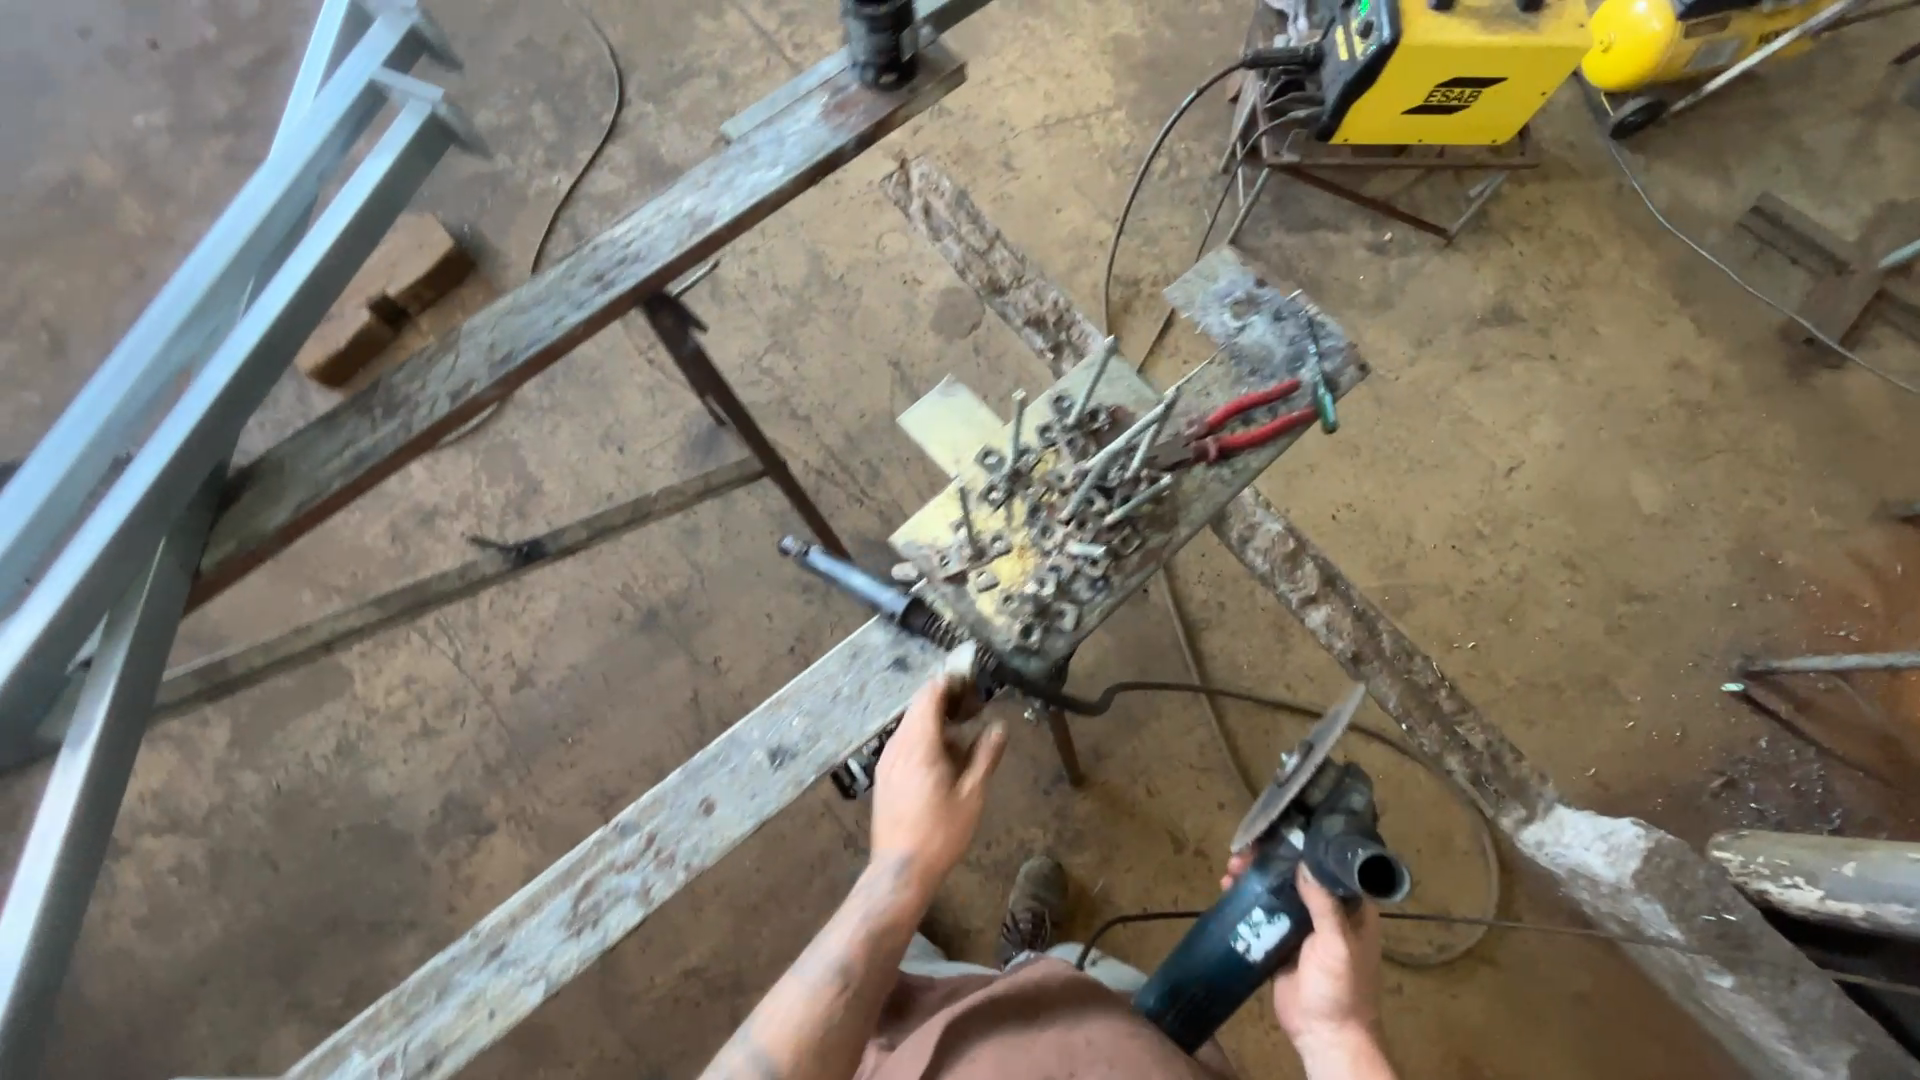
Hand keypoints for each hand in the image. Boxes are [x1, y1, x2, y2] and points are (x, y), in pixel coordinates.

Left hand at [871, 675, 1008, 897]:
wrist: (901, 870)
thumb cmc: (940, 834)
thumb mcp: (972, 796)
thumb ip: (985, 757)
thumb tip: (999, 727)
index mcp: (919, 745)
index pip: (929, 697)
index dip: (948, 682)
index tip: (969, 677)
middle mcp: (897, 746)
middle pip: (918, 708)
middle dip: (944, 701)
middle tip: (972, 705)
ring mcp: (887, 761)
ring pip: (910, 726)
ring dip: (933, 721)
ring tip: (962, 733)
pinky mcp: (884, 775)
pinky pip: (903, 743)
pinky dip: (923, 738)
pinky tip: (942, 757)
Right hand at [1222, 856, 1382, 1046]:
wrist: (1325, 1036)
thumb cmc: (1341, 989)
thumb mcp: (1337, 944)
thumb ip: (1323, 904)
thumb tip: (1303, 861)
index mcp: (1350, 908)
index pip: (1328, 865)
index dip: (1303, 846)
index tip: (1276, 831)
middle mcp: (1326, 911)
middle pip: (1295, 874)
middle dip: (1269, 859)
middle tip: (1244, 851)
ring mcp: (1301, 925)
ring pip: (1275, 889)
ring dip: (1253, 876)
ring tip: (1231, 868)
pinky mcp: (1279, 939)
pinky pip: (1261, 911)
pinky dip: (1245, 897)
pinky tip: (1227, 889)